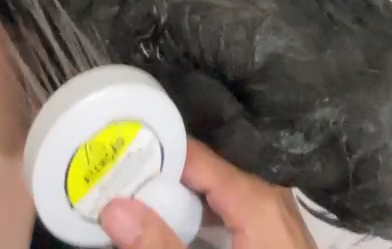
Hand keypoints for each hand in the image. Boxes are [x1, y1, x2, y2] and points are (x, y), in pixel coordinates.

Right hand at [100, 140, 318, 248]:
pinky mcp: (275, 235)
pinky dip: (204, 213)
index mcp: (257, 200)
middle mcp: (270, 196)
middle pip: (206, 169)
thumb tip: (115, 209)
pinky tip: (180, 222)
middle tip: (122, 173)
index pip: (196, 155)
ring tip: (141, 194)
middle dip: (165, 174)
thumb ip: (160, 247)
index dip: (156, 152)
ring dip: (182, 195)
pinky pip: (233, 208)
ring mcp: (276, 216)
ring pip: (219, 189)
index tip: (119, 152)